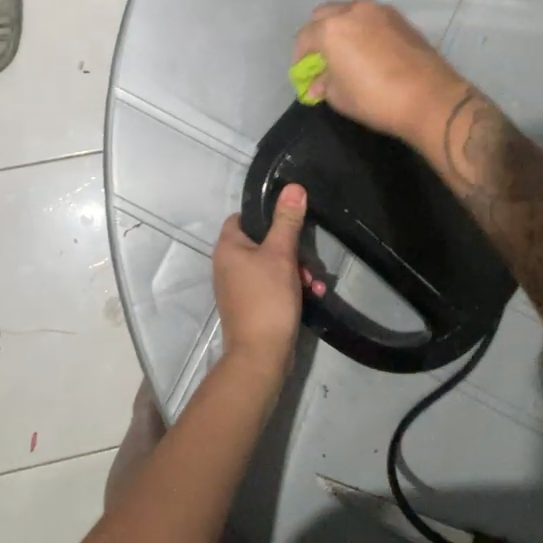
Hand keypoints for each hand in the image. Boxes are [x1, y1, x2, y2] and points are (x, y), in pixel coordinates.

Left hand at [214, 183, 309, 375]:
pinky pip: (272, 285)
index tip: (291, 220)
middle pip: (263, 242)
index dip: (267, 215)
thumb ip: (287, 220)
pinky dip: (290, 287)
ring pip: (271, 265)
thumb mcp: (281, 254)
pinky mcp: (250, 305)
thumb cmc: (267, 298)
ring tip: (315, 284)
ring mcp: (237, 287)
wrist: (261, 355)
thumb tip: (293, 186)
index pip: (244, 216)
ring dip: (297, 270)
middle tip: (309, 262)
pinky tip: (312, 295)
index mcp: (227, 247)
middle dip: (292, 250)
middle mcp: (227, 264)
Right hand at [294, 0, 469, 145]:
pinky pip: (372, 19)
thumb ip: (324, 84)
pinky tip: (371, 50)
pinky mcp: (400, 18)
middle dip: (320, 35)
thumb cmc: (376, 99)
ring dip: (344, 28)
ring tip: (349, 52)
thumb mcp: (340, 97)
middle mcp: (353, 11)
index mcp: (331, 29)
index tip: (305, 74)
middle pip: (325, 15)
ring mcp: (379, 11)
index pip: (304, 37)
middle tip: (324, 58)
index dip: (300, 57)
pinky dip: (365, 29)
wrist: (429, 97)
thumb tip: (318, 84)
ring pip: (350, 12)